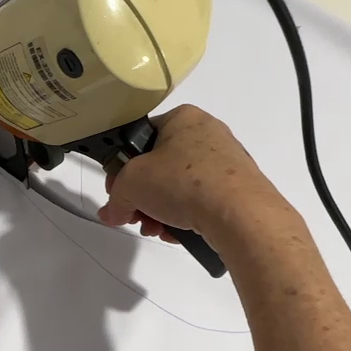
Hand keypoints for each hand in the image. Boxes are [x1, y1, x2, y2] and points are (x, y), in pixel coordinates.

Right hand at [99, 105, 290, 248]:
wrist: (237, 211)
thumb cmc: (182, 181)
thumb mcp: (131, 184)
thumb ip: (115, 198)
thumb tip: (113, 214)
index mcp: (182, 118)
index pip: (140, 139)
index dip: (122, 168)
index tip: (117, 191)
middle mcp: (206, 133)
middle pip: (158, 168)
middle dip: (140, 197)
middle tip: (132, 216)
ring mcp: (224, 161)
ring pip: (176, 188)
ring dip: (157, 212)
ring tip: (154, 228)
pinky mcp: (234, 187)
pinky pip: (197, 201)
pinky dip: (181, 217)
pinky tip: (175, 232)